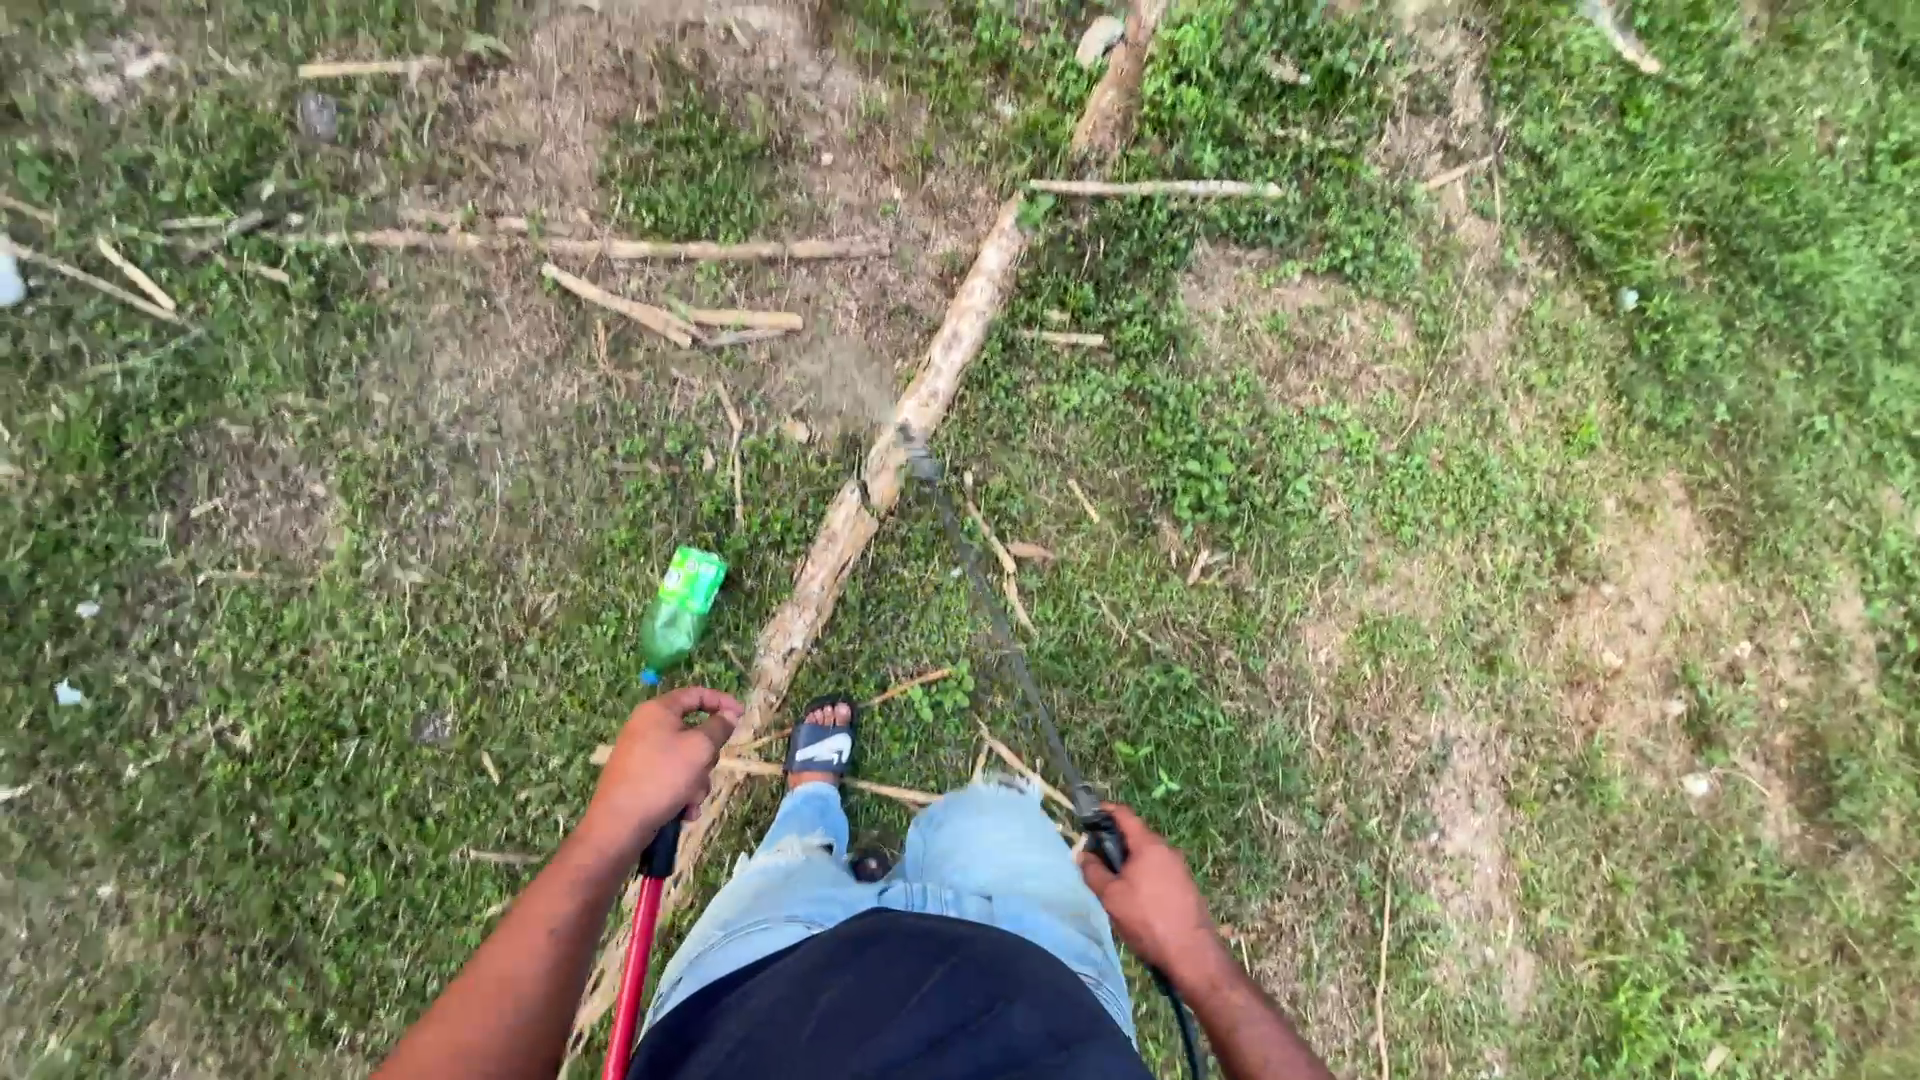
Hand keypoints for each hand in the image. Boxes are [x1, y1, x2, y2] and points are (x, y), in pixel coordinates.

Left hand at [579, 687, 741, 859]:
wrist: (618, 825)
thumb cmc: (662, 777)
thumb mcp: (700, 748)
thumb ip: (719, 727)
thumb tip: (729, 714)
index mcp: (658, 711)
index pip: (696, 694)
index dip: (722, 701)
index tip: (741, 716)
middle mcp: (647, 727)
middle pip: (694, 731)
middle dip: (707, 756)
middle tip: (706, 768)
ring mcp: (642, 754)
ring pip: (687, 758)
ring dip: (697, 779)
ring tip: (690, 799)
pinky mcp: (640, 777)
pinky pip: (673, 776)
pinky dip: (683, 791)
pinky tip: (683, 809)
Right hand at [1079, 803, 1227, 979]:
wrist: (1192, 954)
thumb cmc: (1147, 919)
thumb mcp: (1111, 896)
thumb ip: (1093, 871)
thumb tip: (1083, 854)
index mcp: (1148, 844)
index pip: (1124, 814)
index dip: (1105, 810)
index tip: (1089, 815)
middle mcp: (1167, 849)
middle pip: (1136, 835)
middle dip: (1114, 841)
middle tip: (1096, 857)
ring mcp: (1180, 867)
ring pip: (1147, 854)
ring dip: (1129, 860)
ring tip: (1114, 881)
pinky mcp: (1186, 885)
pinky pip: (1159, 869)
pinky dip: (1143, 873)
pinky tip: (1136, 896)